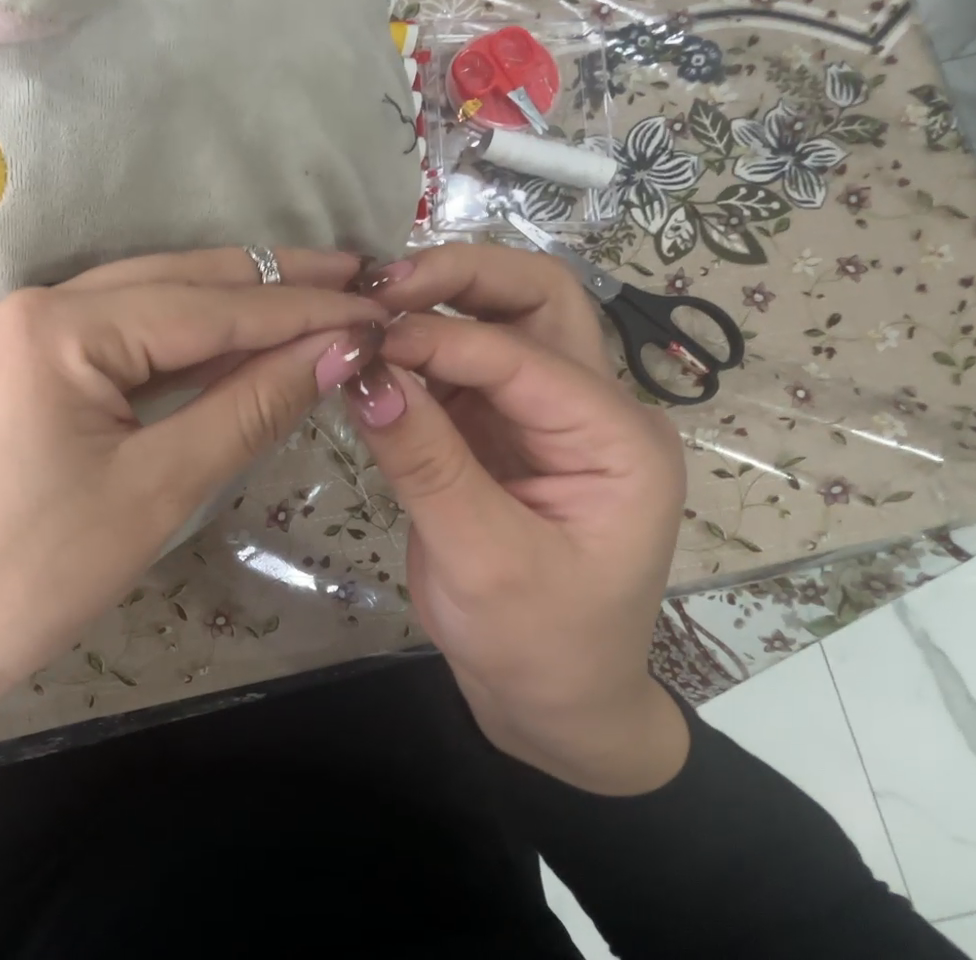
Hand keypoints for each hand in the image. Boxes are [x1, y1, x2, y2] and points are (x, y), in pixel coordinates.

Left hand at [0, 249, 389, 804]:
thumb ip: (250, 404)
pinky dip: (170, 345)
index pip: (204, 305)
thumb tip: (340, 348)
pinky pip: (106, 341)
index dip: (300, 308)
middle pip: (170, 285)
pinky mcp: (10, 371)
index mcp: (55, 326)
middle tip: (360, 282)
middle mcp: (27, 308)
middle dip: (267, 288)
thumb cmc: (41, 574)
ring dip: (222, 310)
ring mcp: (12, 337)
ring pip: (139, 306)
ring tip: (314, 303)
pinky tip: (229, 345)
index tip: (382, 308)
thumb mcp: (159, 486)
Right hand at [351, 246, 690, 794]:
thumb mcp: (483, 558)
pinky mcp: (493, 436)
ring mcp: (540, 419)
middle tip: (378, 284)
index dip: (440, 336)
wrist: (549, 698)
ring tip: (366, 306)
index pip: (522, 355)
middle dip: (461, 276)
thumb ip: (427, 463)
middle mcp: (588, 411)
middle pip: (539, 301)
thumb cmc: (537, 640)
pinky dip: (415, 351)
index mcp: (614, 439)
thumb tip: (364, 376)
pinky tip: (370, 352)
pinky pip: (457, 371)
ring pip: (502, 323)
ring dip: (438, 300)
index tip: (362, 339)